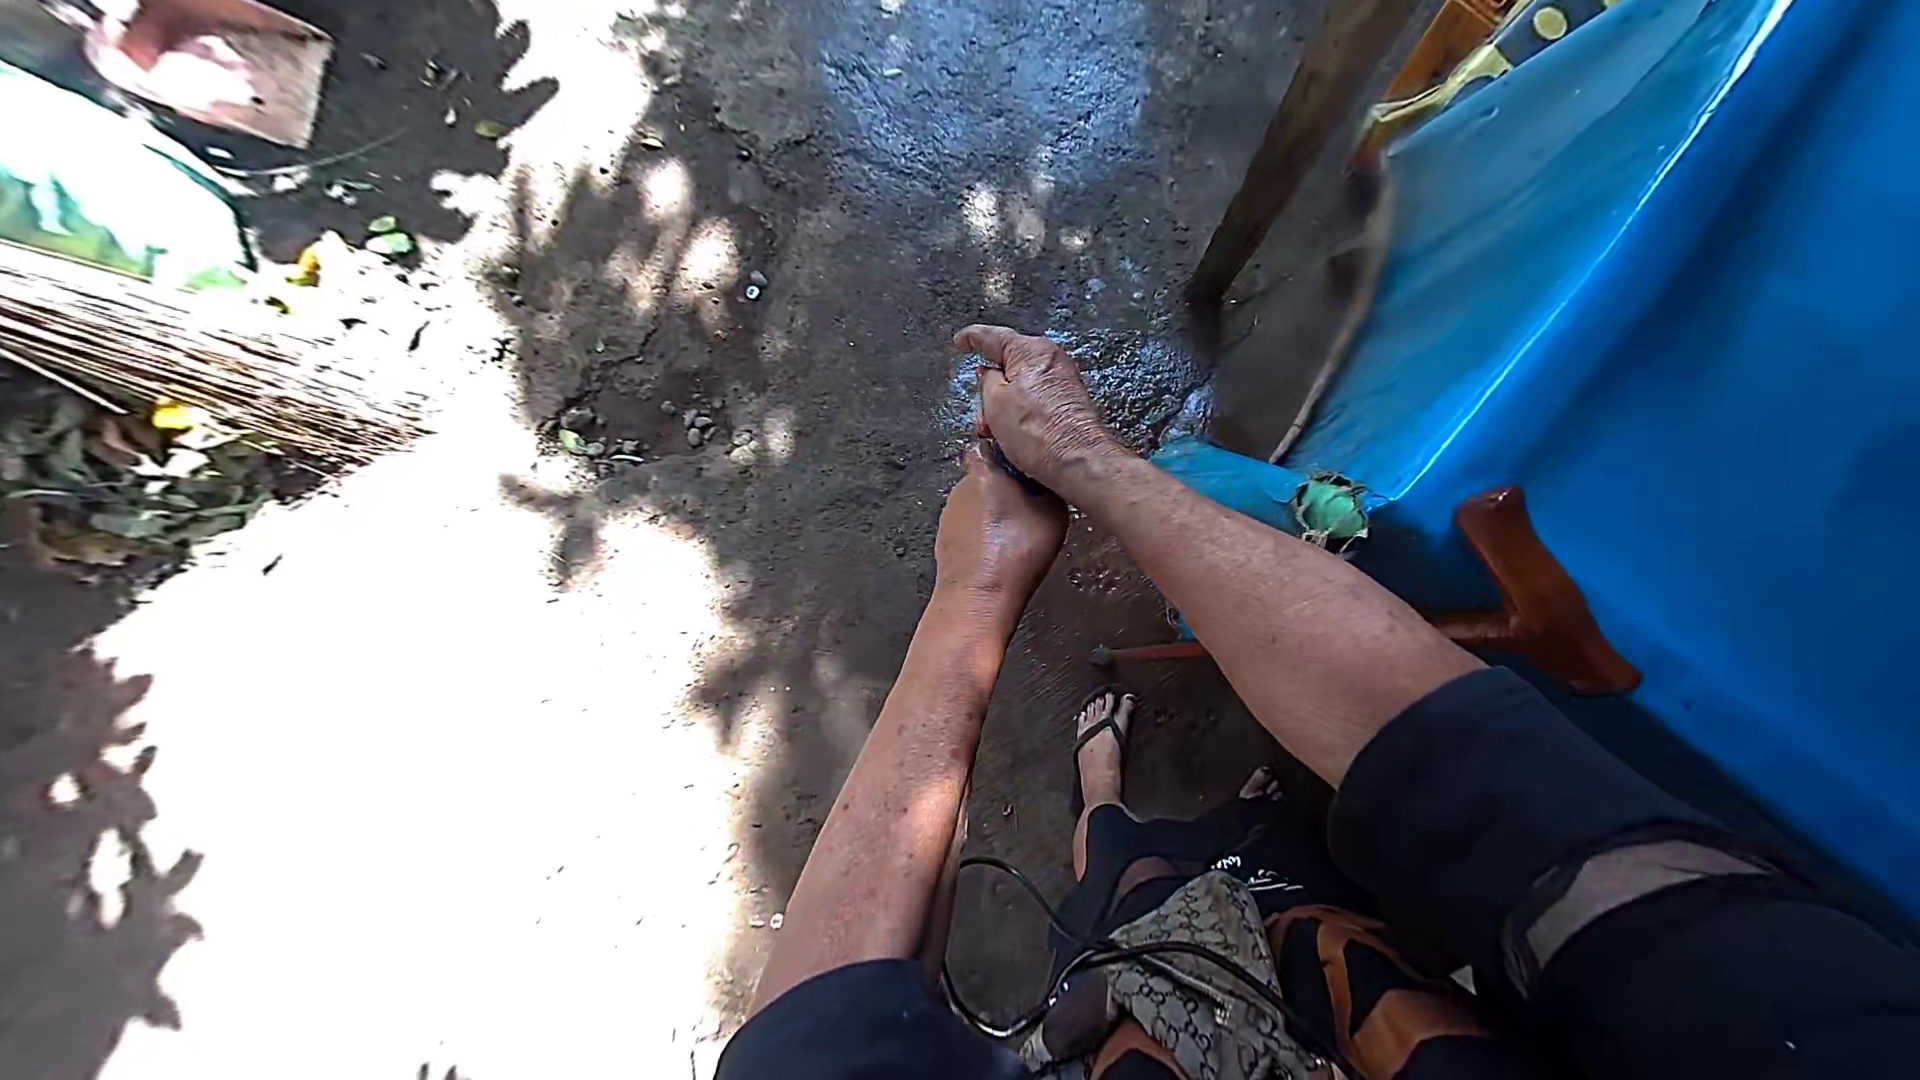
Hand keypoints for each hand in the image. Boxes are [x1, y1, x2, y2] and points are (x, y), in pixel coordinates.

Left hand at [934, 442, 1067, 612]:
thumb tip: (1047, 478)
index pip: (996, 443)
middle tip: (1030, 506)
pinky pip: (969, 524)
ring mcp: (950, 512)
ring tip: (1016, 533)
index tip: (1030, 467)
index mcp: (985, 469)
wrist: (979, 596)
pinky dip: (983, 531)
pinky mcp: (945, 535)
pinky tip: (999, 548)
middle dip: (1007, 485)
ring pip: (978, 500)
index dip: (1014, 452)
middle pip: (988, 474)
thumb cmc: (1014, 554)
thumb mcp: (1054, 513)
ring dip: (995, 510)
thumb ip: (1049, 485)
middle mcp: (962, 486)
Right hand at [954, 325, 1125, 490]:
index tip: (960, 341)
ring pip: (1019, 390)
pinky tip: (1016, 438)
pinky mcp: (1068, 405)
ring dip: (1003, 410)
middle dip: (989, 393)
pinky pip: (1034, 404)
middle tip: (983, 420)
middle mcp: (1051, 360)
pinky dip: (1020, 417)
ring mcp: (1062, 383)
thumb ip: (986, 381)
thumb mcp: (994, 402)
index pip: (992, 337)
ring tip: (998, 436)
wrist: (1077, 461)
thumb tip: (988, 374)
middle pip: (1007, 368)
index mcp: (1031, 351)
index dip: (972, 339)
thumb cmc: (1035, 432)